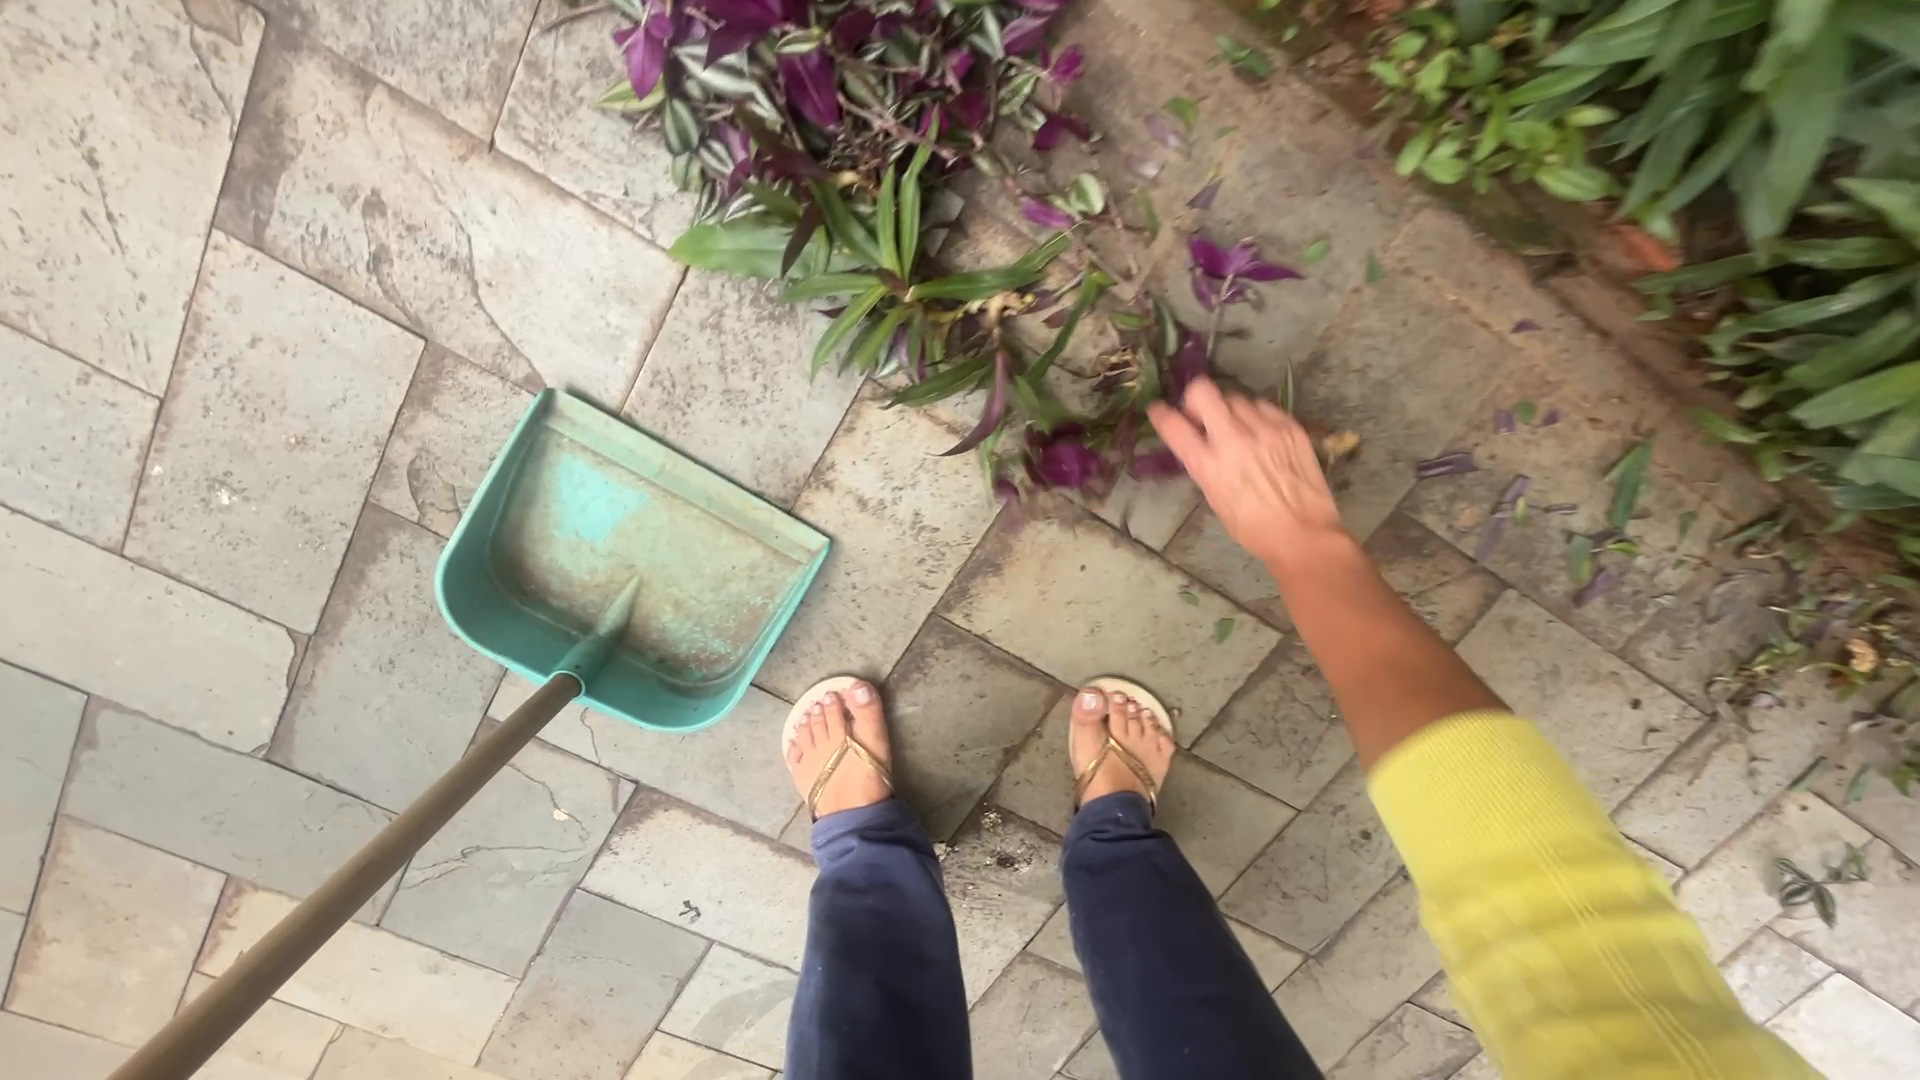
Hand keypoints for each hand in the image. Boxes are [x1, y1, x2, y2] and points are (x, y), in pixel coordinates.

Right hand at [1148, 378, 1348, 570]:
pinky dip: (1255, 415)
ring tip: (1236, 427)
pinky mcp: (1289, 425)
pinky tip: (1260, 432)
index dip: (1160, 414)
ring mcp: (1264, 428)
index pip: (1173, 425)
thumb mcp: (1214, 496)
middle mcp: (1232, 438)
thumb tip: (1199, 442)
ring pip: (1235, 397)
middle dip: (1195, 399)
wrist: (1302, 532)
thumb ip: (1203, 463)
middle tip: (1201, 414)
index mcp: (1207, 464)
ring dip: (1228, 409)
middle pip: (1203, 392)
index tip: (1158, 410)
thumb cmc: (1251, 526)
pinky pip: (1263, 405)